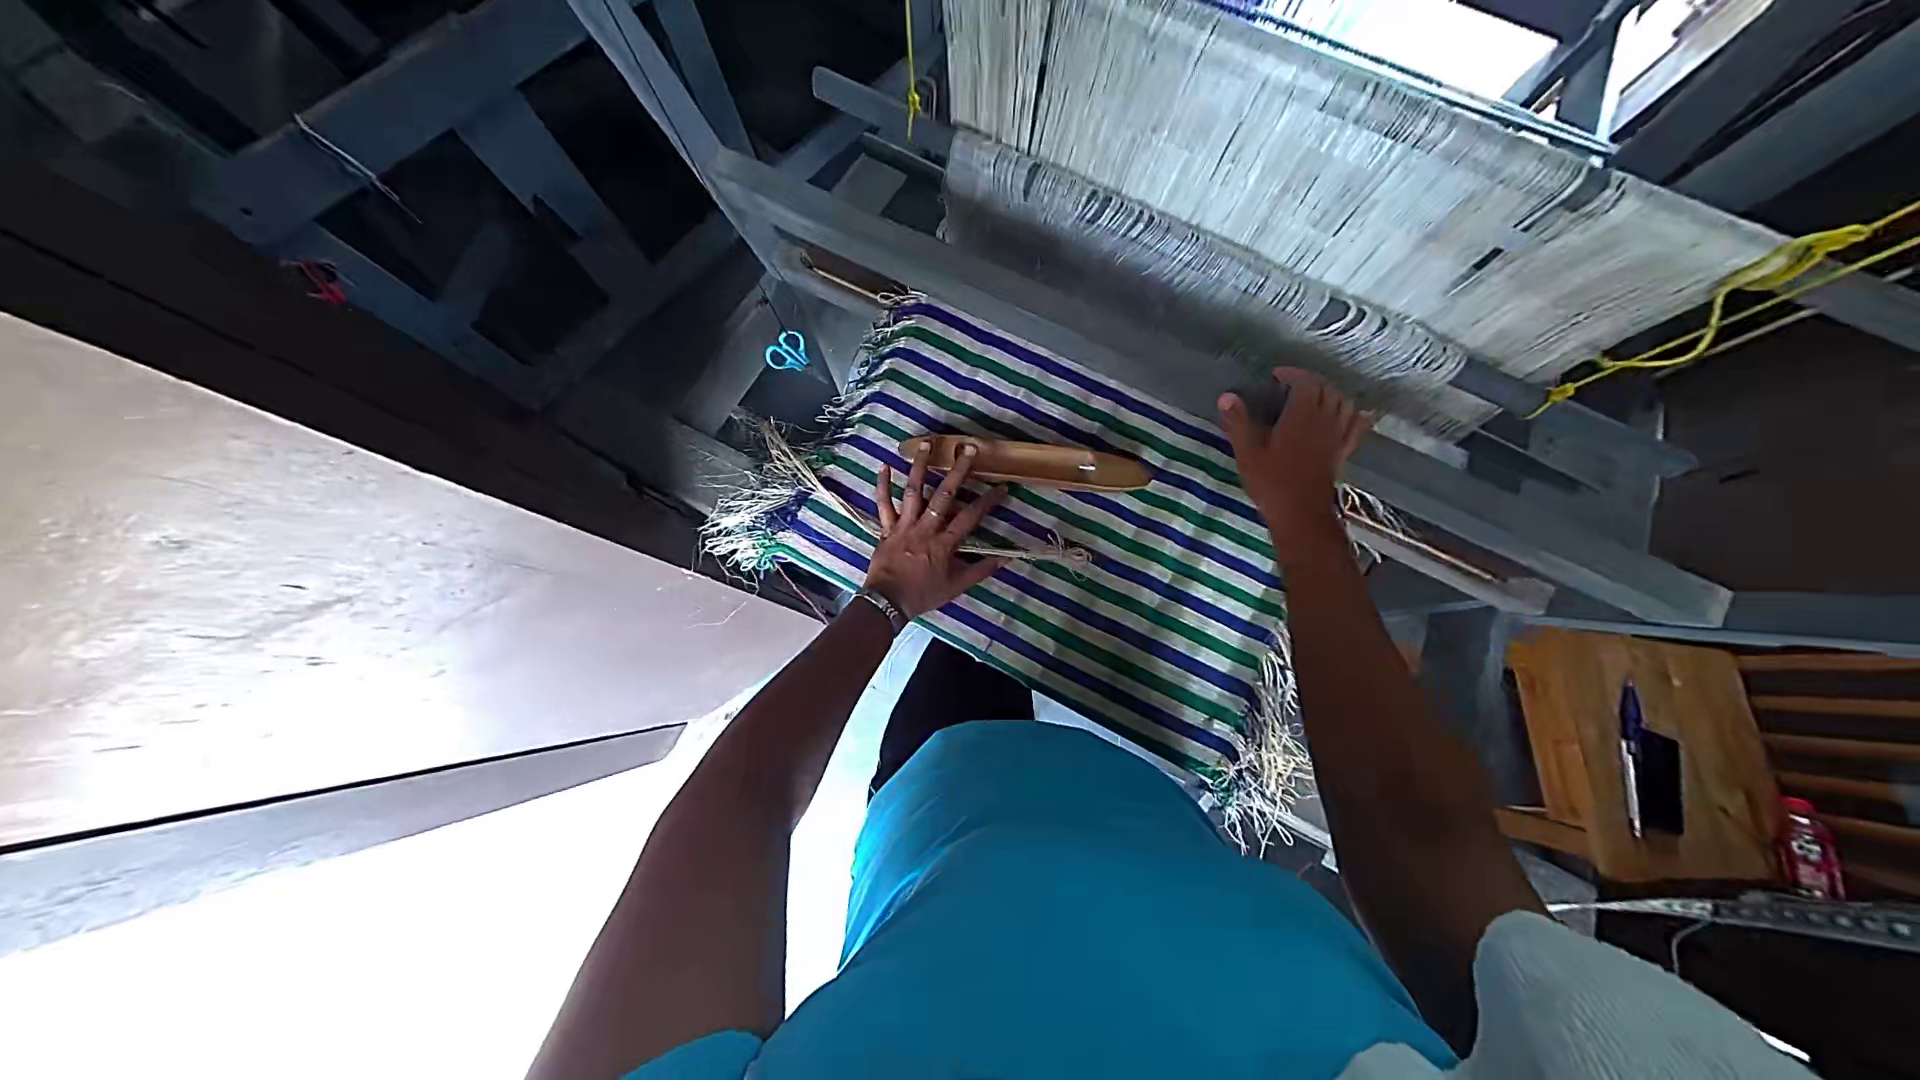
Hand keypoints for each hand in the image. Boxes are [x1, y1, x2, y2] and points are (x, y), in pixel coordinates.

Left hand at [865, 442, 1008, 619]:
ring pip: (913, 492)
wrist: (888, 602)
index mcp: (943, 544)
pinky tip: (885, 466)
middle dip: (958, 472)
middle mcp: (925, 529)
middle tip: (968, 450)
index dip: (987, 501)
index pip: (970, 517)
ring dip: (920, 467)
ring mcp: (904, 526)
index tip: (1001, 487)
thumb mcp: (956, 586)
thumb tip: (1005, 559)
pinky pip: (883, 504)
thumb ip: (980, 570)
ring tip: (926, 445)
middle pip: (944, 496)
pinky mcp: (886, 527)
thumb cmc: (923, 594)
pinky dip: (882, 485)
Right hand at [1218, 368, 1370, 561]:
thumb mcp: (1248, 453)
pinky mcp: (1343, 451)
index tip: (1277, 375)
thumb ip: (1239, 423)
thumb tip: (1226, 397)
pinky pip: (1356, 425)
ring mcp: (1337, 436)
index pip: (1305, 382)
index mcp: (1301, 416)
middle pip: (1327, 388)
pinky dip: (1353, 414)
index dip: (1293, 373)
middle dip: (1311, 380)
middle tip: (1292, 384)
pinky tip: (1349, 415)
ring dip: (1331, 393)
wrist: (1301, 512)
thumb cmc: (1271, 482)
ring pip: (1343, 402)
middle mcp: (1324, 420)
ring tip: (1315, 396)